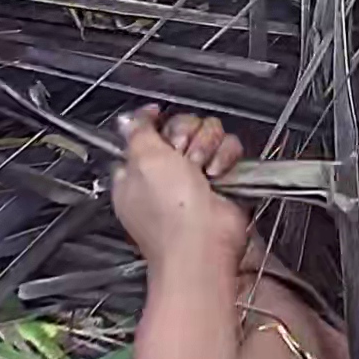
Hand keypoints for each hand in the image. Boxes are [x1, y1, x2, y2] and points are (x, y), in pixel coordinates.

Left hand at [111, 105, 248, 269]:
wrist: (203, 240)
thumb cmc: (168, 211)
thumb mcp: (142, 162)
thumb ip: (137, 133)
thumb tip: (128, 118)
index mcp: (138, 170)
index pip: (149, 130)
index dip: (158, 124)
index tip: (162, 121)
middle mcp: (167, 171)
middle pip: (183, 125)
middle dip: (187, 134)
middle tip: (182, 155)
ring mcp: (196, 173)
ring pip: (209, 132)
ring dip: (207, 146)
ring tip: (202, 169)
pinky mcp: (223, 175)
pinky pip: (229, 146)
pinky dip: (226, 156)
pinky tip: (218, 173)